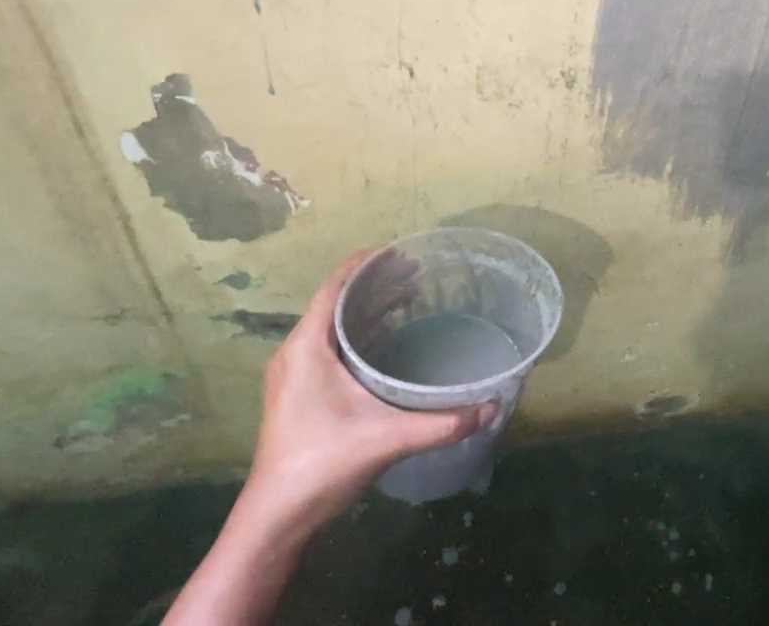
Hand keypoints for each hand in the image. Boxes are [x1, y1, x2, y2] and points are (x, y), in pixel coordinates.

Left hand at [242, 249, 494, 529]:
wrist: (275, 518)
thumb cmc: (323, 464)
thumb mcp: (388, 438)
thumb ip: (443, 423)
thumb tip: (492, 408)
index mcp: (307, 348)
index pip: (334, 287)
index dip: (365, 264)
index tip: (401, 250)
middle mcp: (295, 353)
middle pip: (335, 302)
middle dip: (375, 284)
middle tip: (419, 273)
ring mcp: (293, 374)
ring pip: (332, 324)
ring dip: (367, 308)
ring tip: (409, 298)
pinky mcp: (297, 392)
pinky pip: (330, 344)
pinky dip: (359, 332)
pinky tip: (388, 341)